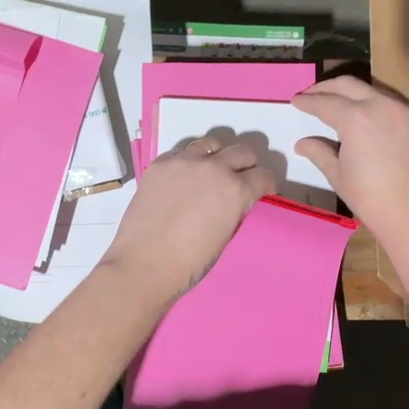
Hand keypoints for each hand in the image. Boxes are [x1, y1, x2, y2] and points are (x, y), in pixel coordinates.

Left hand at [100, 138, 276, 297]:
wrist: (143, 264)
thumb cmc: (189, 263)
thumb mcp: (225, 236)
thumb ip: (233, 210)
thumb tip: (233, 202)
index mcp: (236, 190)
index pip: (263, 176)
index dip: (265, 185)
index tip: (261, 192)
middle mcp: (213, 168)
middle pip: (241, 151)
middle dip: (245, 165)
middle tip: (238, 180)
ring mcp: (184, 162)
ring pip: (210, 145)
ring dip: (216, 156)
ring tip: (208, 173)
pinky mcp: (159, 164)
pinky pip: (181, 152)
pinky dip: (188, 160)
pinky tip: (182, 177)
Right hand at [291, 77, 408, 252]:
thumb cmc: (371, 199)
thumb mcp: (338, 176)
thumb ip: (319, 152)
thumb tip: (303, 143)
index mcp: (356, 118)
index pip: (324, 102)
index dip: (307, 101)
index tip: (295, 101)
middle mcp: (381, 105)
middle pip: (348, 85)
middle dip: (326, 87)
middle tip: (311, 95)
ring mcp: (405, 111)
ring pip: (372, 90)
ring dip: (351, 93)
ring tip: (338, 104)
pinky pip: (393, 103)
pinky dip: (374, 104)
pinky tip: (368, 118)